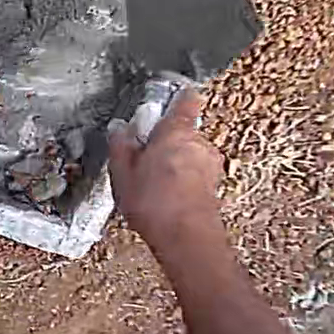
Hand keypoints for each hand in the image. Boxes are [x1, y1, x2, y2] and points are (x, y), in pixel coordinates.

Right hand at [109, 87, 223, 245]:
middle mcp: (199, 143)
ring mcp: (210, 164)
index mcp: (176, 132)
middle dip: (164, 139)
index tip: (170, 96)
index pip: (186, 102)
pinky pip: (193, 171)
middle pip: (182, 131)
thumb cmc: (155, 203)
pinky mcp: (213, 184)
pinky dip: (180, 176)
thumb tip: (119, 130)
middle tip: (142, 152)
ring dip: (173, 159)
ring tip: (149, 178)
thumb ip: (121, 146)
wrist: (185, 236)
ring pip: (188, 152)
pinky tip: (162, 192)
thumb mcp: (122, 172)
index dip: (178, 98)